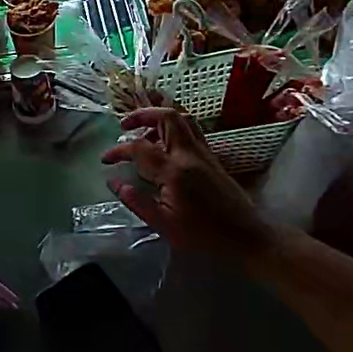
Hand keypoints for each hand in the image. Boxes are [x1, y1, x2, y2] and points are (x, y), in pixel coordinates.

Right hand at [102, 107, 276, 258]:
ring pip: (182, 119)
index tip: (106, 159)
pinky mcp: (213, 157)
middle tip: (125, 126)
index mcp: (174, 171)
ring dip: (160, 118)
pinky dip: (175, 128)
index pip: (140, 148)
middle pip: (166, 117)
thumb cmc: (203, 235)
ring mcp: (204, 153)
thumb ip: (137, 202)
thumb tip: (115, 183)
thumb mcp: (164, 225)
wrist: (245, 236)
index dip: (119, 150)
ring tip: (144, 132)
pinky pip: (192, 131)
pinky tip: (165, 145)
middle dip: (142, 115)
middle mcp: (190, 154)